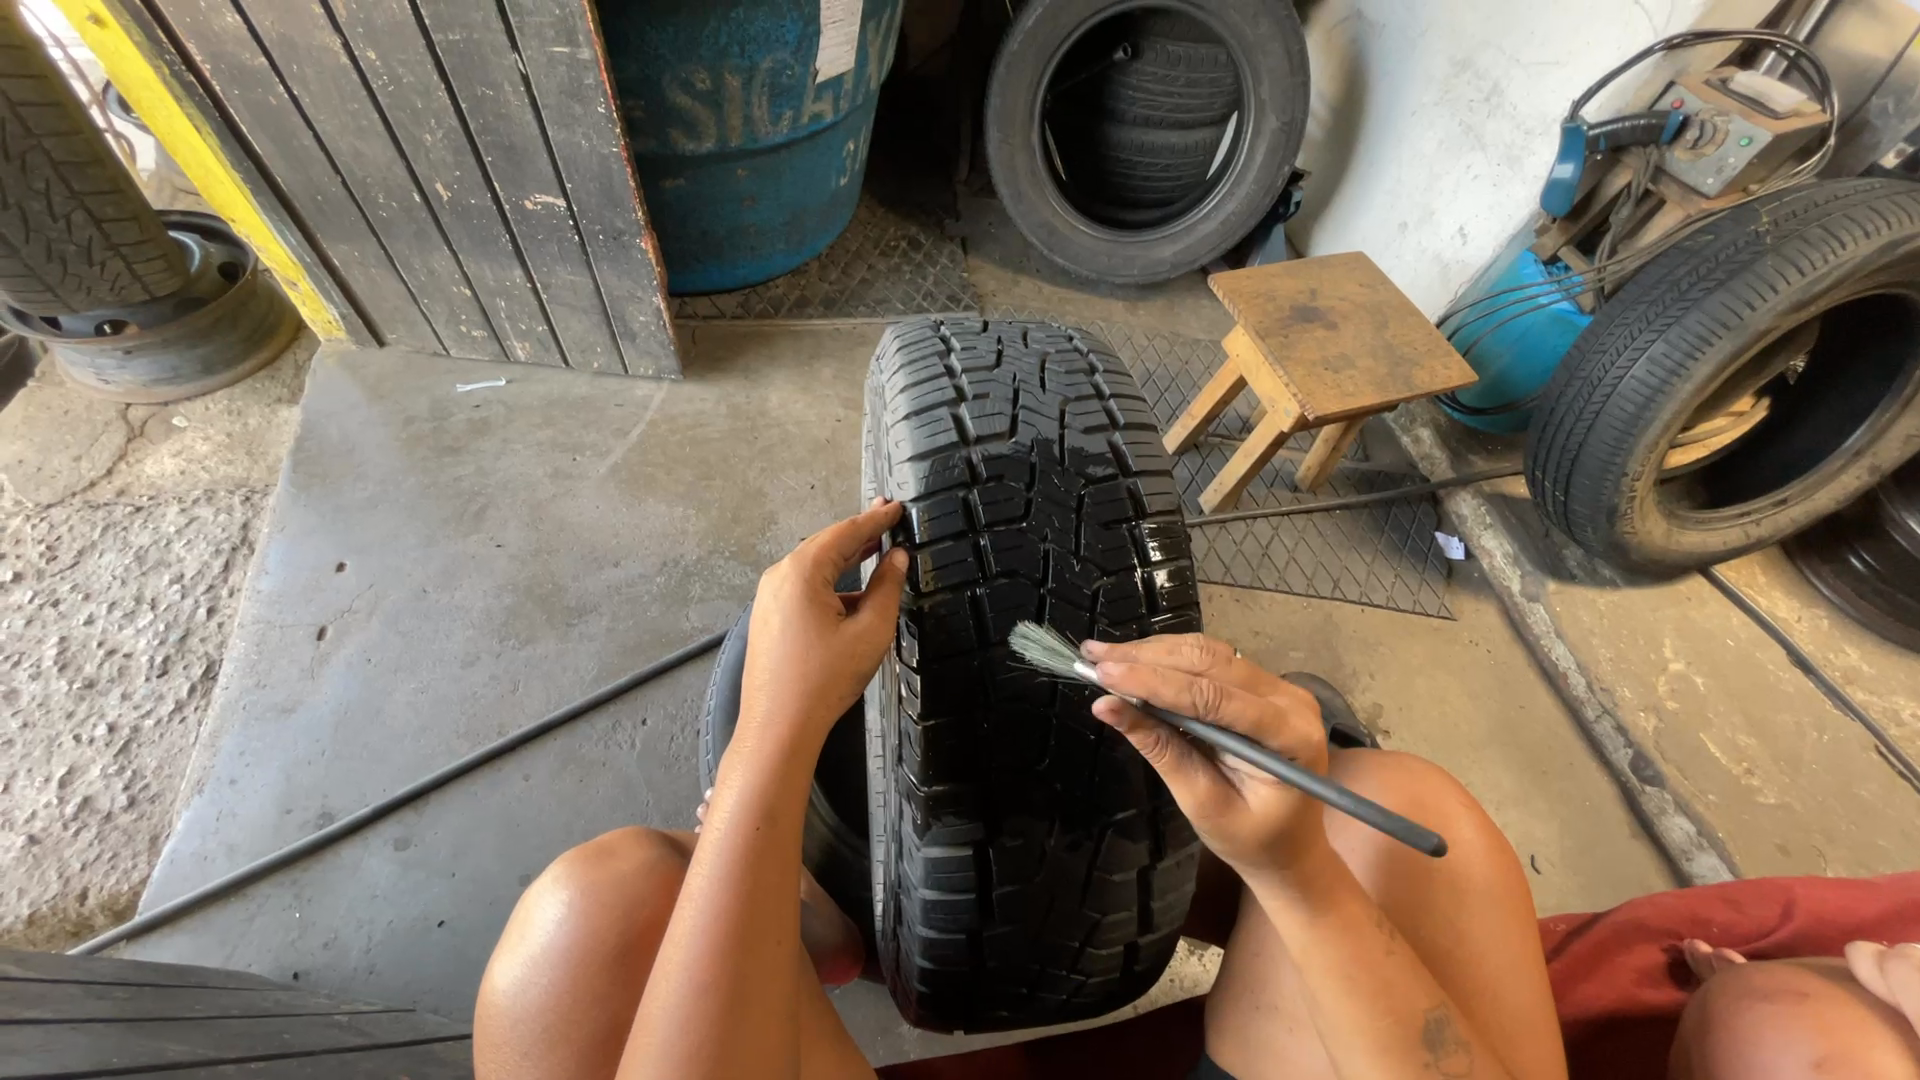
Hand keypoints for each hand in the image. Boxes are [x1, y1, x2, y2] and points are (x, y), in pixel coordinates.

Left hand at [736, 499, 907, 754]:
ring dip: (844, 558)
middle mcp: (779, 576)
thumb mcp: (870, 631)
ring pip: (814, 566)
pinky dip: (829, 581)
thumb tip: (897, 558)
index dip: (876, 519)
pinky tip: (852, 593)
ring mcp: (769, 597)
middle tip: (887, 518)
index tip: (895, 506)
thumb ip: (888, 588)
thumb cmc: (824, 681)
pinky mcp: (768, 617)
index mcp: (802, 572)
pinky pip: (803, 587)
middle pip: (826, 544)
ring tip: (874, 549)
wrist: (779, 727)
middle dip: (859, 533)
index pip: (846, 533)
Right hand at [1085, 634, 1332, 880]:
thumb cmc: (1251, 839)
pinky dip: (1168, 657)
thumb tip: (1105, 706)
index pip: (1211, 696)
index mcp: (1288, 735)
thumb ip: (1159, 748)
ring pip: (1206, 652)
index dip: (1153, 681)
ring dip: (1151, 651)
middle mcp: (1289, 699)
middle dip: (1145, 657)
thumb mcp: (1201, 801)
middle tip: (1092, 656)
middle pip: (1208, 662)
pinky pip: (1211, 659)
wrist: (1291, 848)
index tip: (1103, 672)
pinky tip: (1133, 658)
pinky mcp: (1261, 684)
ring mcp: (1278, 687)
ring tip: (1102, 654)